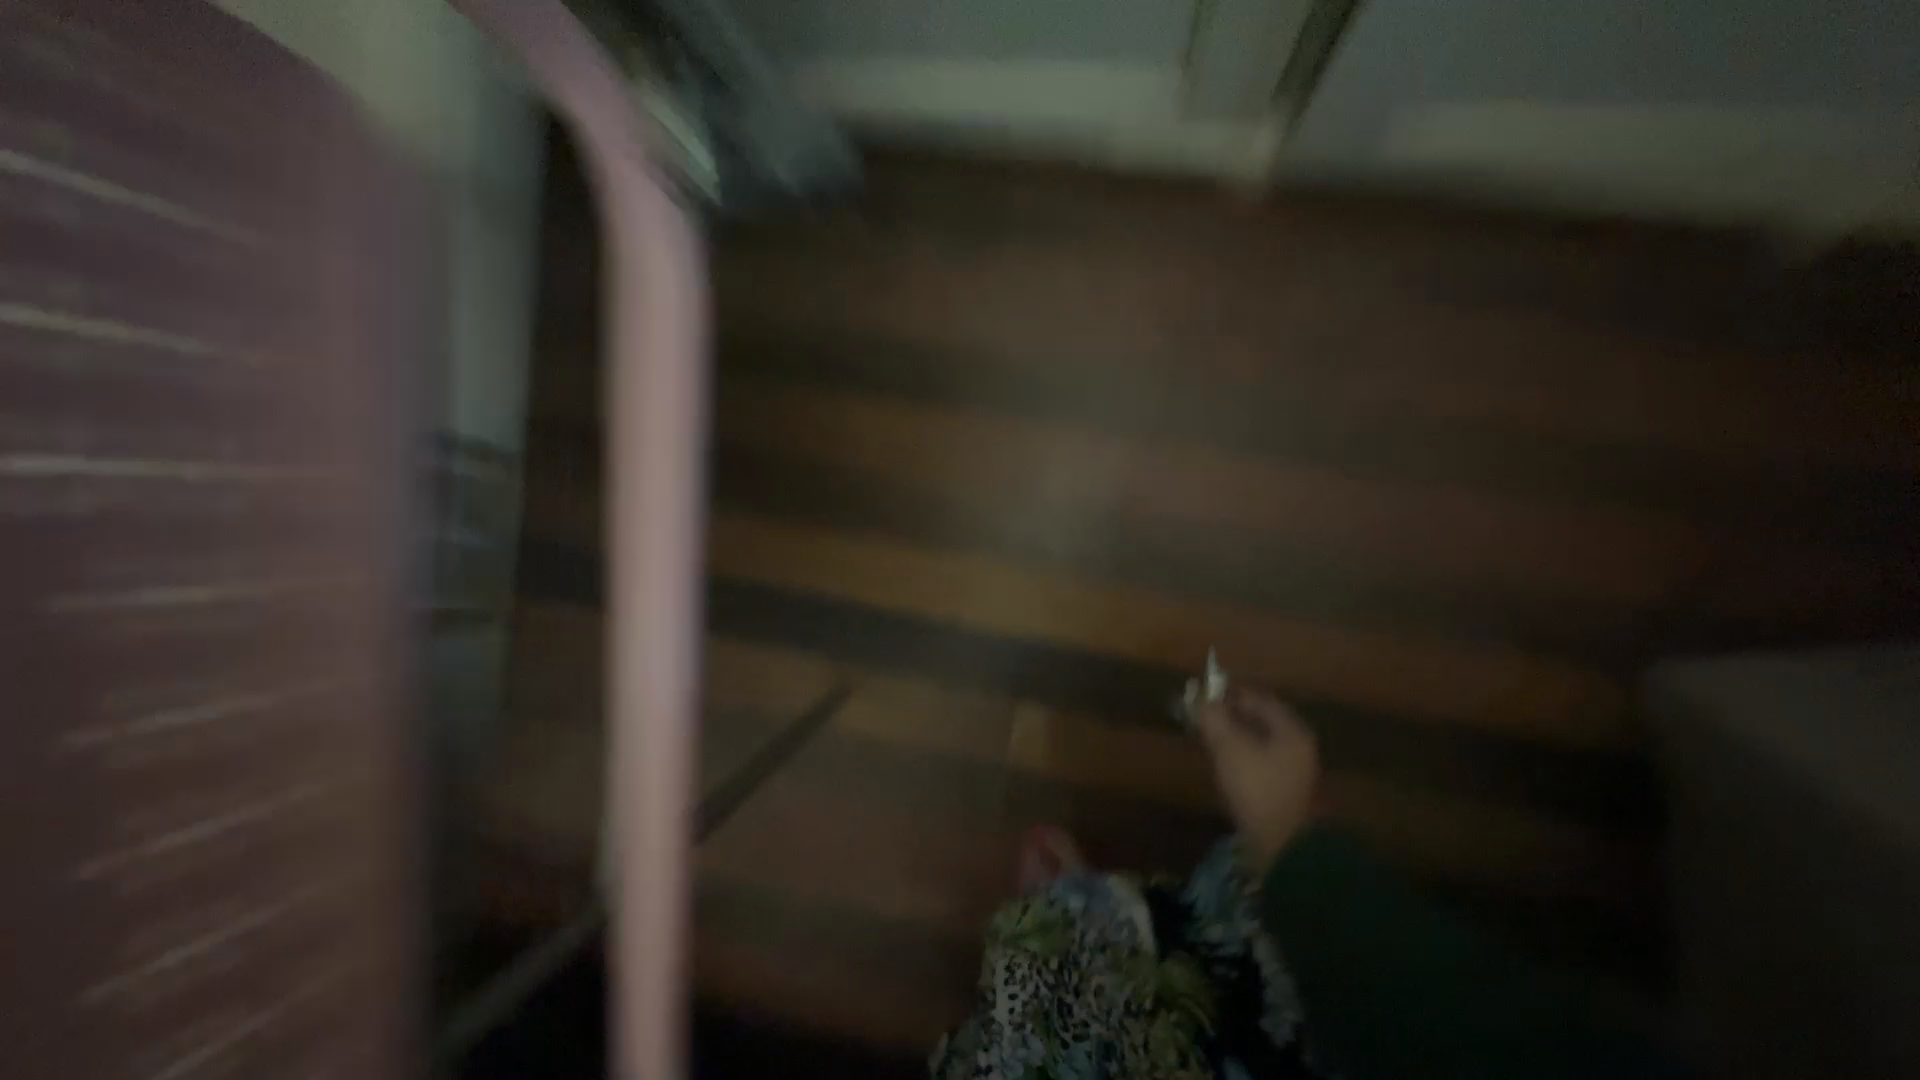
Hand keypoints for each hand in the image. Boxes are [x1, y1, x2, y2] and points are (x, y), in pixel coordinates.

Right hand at [1194, 688, 1320, 871]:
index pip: (1259, 699)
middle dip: (1233, 719)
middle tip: (1205, 721)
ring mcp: (1297, 772)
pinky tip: (1226, 770)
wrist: (1285, 847)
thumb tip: (1200, 699)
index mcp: (1291, 730)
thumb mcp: (1230, 748)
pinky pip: (1263, 766)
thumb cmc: (1258, 789)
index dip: (1231, 696)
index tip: (1205, 699)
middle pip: (1263, 722)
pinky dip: (1244, 761)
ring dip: (1237, 741)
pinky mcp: (1288, 794)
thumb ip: (1214, 720)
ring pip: (1262, 745)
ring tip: (1211, 745)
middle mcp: (1300, 747)